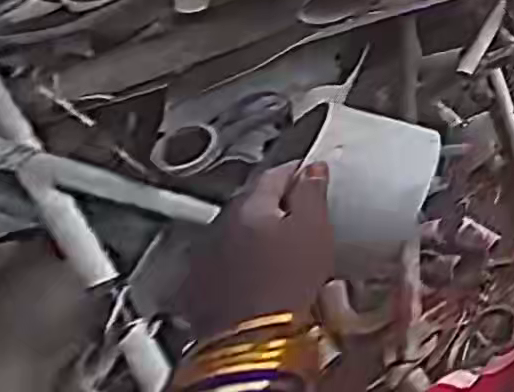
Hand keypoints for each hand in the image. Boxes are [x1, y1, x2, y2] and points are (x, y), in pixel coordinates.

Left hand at [176, 161, 334, 338]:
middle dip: (278, 204)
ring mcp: (205, 258)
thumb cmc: (284, 285)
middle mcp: (220, 226)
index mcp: (249, 205)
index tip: (313, 177)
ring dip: (258, 233)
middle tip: (304, 215)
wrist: (252, 343)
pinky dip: (242, 260)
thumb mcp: (314, 227)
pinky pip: (226, 260)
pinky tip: (260, 272)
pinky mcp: (199, 289)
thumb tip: (313, 171)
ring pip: (239, 231)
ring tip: (284, 248)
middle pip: (255, 201)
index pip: (277, 172)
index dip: (299, 172)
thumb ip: (313, 191)